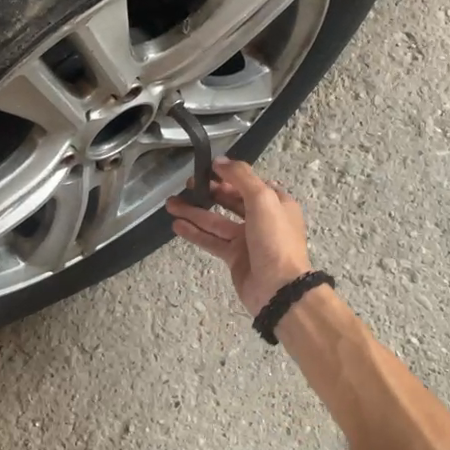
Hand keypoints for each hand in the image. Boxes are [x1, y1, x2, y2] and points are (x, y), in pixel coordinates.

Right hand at [165, 158, 313, 315]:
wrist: (279, 289)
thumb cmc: (275, 239)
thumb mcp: (263, 199)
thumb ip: (241, 177)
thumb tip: (220, 160)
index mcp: (276, 203)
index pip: (250, 183)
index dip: (229, 175)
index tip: (207, 168)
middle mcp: (262, 219)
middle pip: (231, 200)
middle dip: (209, 191)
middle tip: (186, 184)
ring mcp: (247, 240)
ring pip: (216, 221)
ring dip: (194, 212)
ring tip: (171, 203)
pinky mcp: (234, 258)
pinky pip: (211, 240)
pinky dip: (195, 233)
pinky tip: (177, 225)